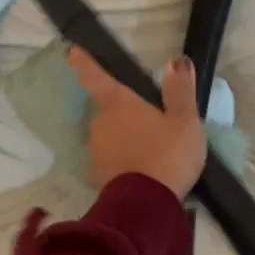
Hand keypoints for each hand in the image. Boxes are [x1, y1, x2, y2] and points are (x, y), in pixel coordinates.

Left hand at [68, 47, 205, 198]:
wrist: (145, 204)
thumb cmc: (166, 154)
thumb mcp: (184, 121)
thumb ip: (180, 91)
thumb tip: (176, 61)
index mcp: (118, 102)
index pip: (95, 76)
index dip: (84, 62)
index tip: (71, 50)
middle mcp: (99, 121)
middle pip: (107, 108)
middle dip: (123, 111)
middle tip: (150, 121)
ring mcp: (95, 147)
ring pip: (109, 133)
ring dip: (124, 136)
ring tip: (152, 148)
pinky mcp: (97, 172)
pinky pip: (111, 157)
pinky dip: (123, 158)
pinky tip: (142, 167)